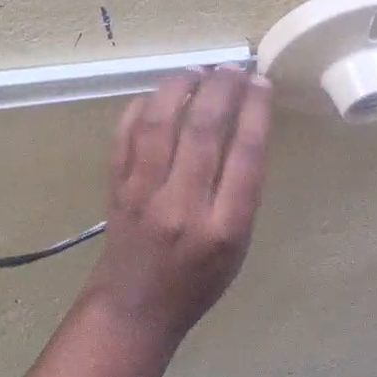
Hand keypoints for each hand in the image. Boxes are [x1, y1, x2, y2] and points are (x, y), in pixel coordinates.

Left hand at [79, 67, 273, 340]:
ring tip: (197, 71)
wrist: (135, 307)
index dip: (255, 110)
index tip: (261, 82)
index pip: (244, 154)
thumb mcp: (239, 245)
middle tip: (232, 69)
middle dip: (222, 88)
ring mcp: (143, 194)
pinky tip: (161, 96)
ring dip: (180, 87)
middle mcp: (182, 206)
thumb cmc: (198, 279)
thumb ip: (242, 190)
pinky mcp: (116, 186)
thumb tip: (245, 125)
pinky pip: (127, 134)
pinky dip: (144, 107)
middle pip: (204, 130)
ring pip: (160, 123)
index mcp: (224, 227)